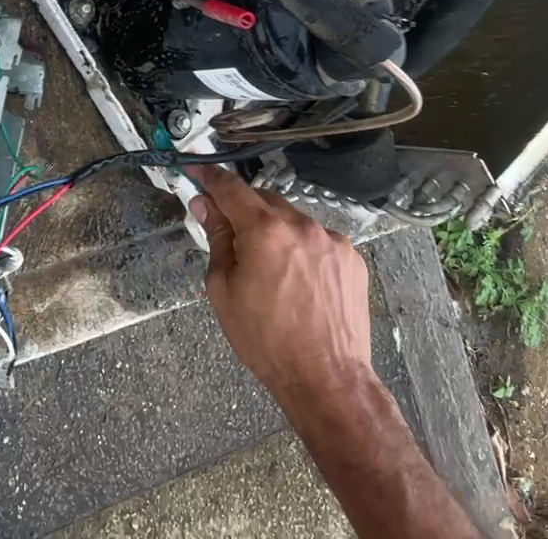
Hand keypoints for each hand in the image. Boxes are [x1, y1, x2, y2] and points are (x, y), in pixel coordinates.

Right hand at [188, 166, 371, 396]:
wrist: (326, 378)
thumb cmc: (265, 338)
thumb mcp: (223, 289)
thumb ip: (216, 239)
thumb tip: (206, 207)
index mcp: (265, 230)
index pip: (231, 188)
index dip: (209, 176)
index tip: (196, 168)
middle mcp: (301, 226)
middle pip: (263, 200)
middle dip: (243, 210)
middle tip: (228, 233)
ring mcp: (332, 241)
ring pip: (292, 220)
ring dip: (274, 230)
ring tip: (268, 267)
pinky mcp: (352, 259)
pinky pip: (317, 240)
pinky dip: (301, 248)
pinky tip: (296, 279)